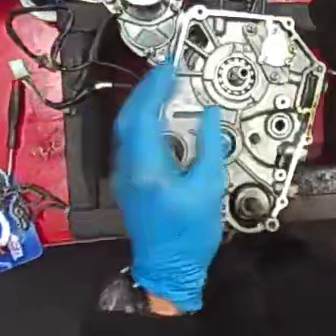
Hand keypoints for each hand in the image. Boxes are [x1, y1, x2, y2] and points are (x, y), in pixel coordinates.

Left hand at [112, 59, 225, 311]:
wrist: (168, 268)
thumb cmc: (190, 234)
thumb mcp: (209, 187)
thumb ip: (209, 146)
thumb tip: (210, 115)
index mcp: (147, 167)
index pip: (143, 115)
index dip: (155, 86)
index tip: (171, 67)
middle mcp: (128, 167)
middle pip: (129, 117)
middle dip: (146, 90)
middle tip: (168, 72)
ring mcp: (125, 175)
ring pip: (127, 129)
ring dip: (144, 105)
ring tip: (166, 88)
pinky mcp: (130, 181)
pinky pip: (132, 142)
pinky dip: (145, 123)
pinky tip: (162, 119)